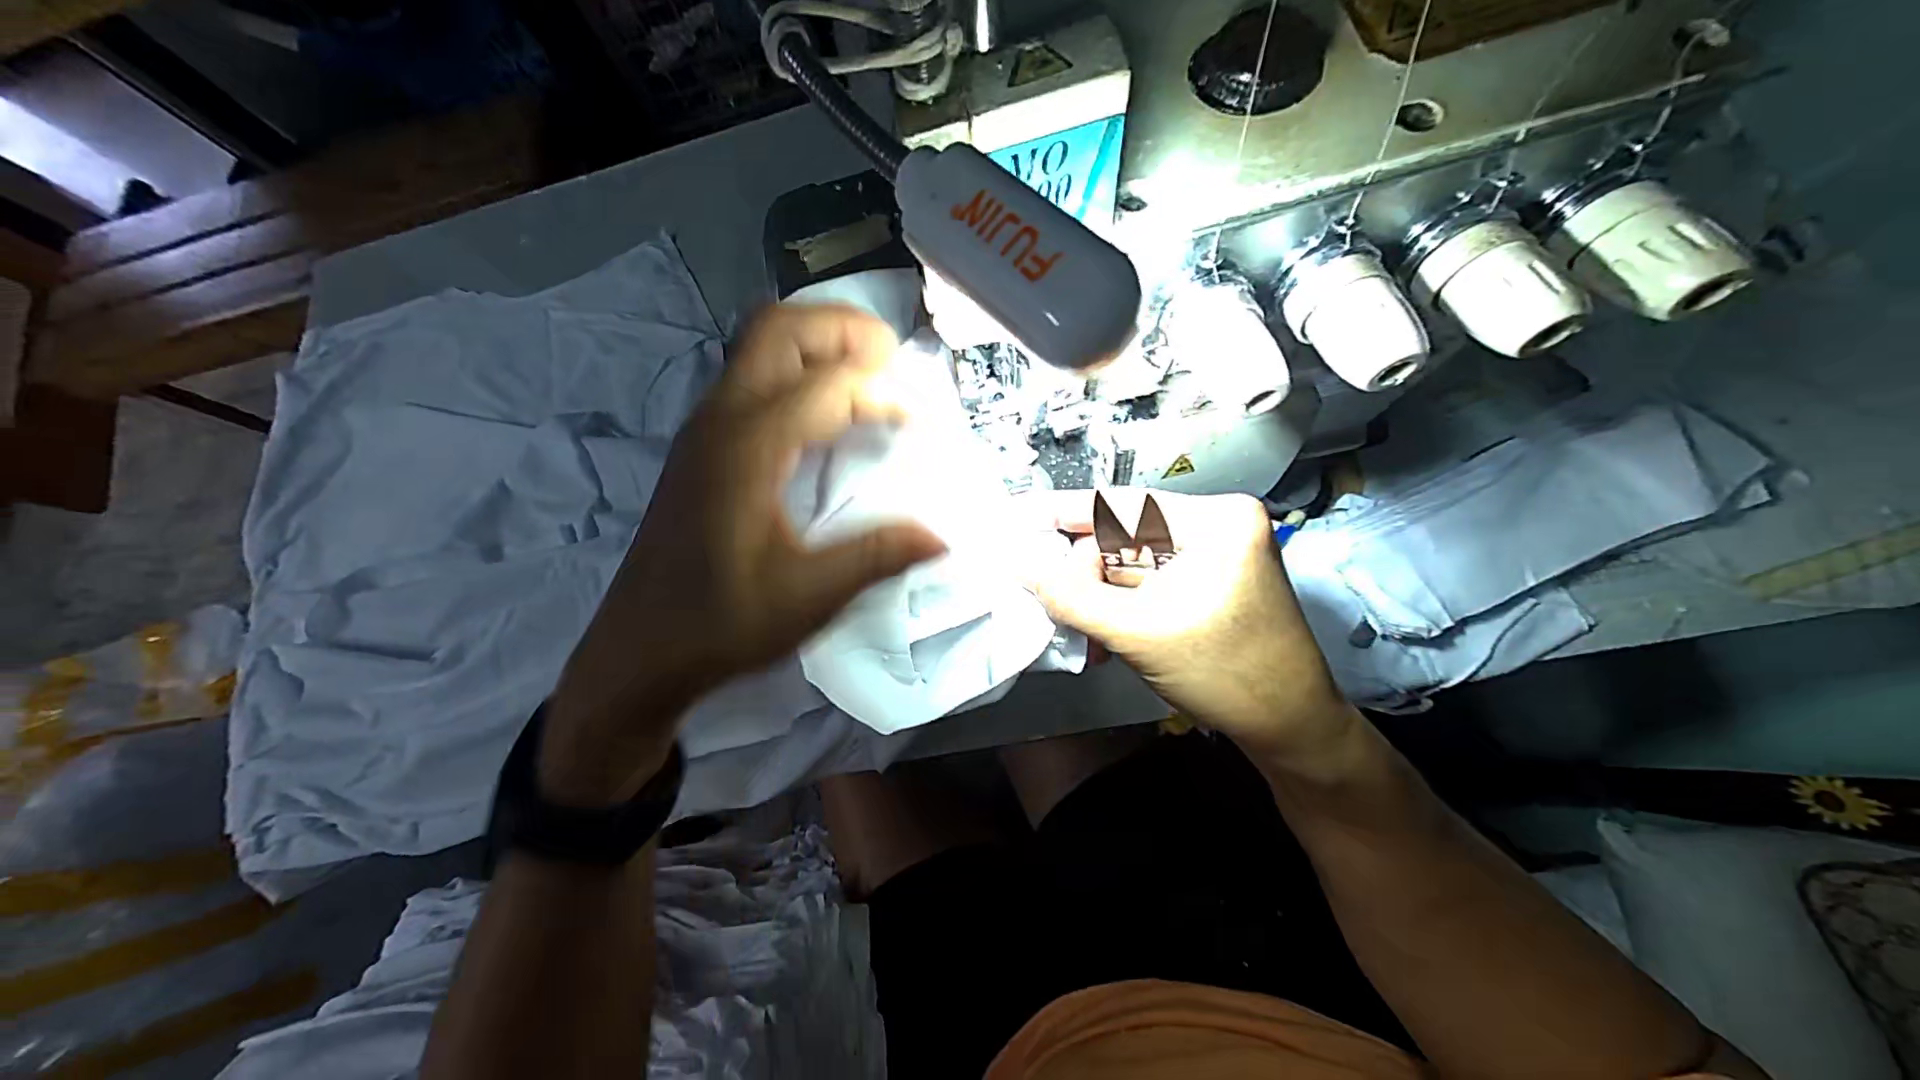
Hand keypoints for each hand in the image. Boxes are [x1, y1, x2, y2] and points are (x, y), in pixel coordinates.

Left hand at [542, 304, 946, 804]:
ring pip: (759, 349)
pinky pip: (751, 380)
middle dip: (840, 328)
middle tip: (891, 356)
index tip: (919, 422)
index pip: (826, 385)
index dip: (881, 392)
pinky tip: (822, 414)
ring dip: (815, 344)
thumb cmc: (721, 624)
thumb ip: (877, 557)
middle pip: (778, 330)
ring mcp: (704, 431)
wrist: (638, 653)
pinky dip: (794, 372)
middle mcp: (721, 421)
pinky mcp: (701, 449)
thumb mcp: (809, 597)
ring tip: (866, 373)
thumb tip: (943, 536)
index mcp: (748, 448)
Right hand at [1026, 489, 1355, 766]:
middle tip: (1044, 598)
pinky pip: (1146, 586)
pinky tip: (1100, 637)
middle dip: (1080, 574)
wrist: (1291, 731)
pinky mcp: (1207, 584)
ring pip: (1129, 566)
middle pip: (1121, 537)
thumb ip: (1071, 596)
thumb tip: (1021, 564)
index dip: (1062, 512)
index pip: (1120, 505)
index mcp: (1215, 520)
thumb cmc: (1231, 677)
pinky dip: (1118, 610)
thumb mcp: (1139, 633)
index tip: (1019, 516)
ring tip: (1074, 629)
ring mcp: (1214, 556)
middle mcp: (1217, 527)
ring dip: (1096, 599)